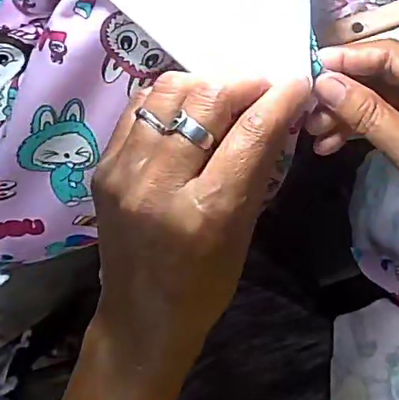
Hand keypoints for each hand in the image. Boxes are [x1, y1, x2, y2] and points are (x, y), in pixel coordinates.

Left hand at [90, 72, 311, 376]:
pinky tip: (186, 109)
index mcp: (204, 212)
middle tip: (259, 88)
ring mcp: (122, 171)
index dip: (278, 99)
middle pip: (204, 101)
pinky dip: (169, 98)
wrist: (140, 317)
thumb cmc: (204, 284)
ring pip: (167, 91)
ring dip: (203, 85)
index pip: (248, 134)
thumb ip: (259, 164)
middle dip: (240, 84)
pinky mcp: (102, 164)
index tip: (296, 82)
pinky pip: (140, 106)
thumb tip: (280, 108)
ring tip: (221, 96)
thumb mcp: (244, 229)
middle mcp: (157, 185)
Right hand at [307, 43, 398, 283]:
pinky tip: (332, 143)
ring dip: (349, 113)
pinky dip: (363, 131)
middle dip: (346, 90)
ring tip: (313, 130)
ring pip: (383, 100)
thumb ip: (368, 114)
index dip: (351, 59)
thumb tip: (323, 82)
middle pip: (386, 76)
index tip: (310, 65)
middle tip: (307, 104)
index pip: (395, 55)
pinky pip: (390, 122)